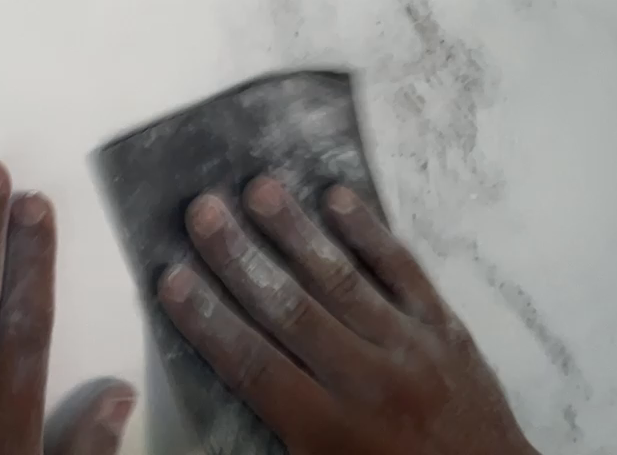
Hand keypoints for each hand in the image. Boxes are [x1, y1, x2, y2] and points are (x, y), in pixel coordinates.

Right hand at [156, 178, 538, 454]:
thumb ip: (279, 436)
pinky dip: (370, 233)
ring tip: (260, 186)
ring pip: (342, 279)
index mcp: (333, 433)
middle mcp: (370, 383)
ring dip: (296, 230)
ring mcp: (412, 348)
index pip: (256, 368)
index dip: (209, 322)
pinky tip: (338, 196)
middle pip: (292, 310)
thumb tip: (223, 399)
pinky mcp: (446, 327)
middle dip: (240, 257)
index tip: (171, 277)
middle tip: (203, 209)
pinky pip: (404, 271)